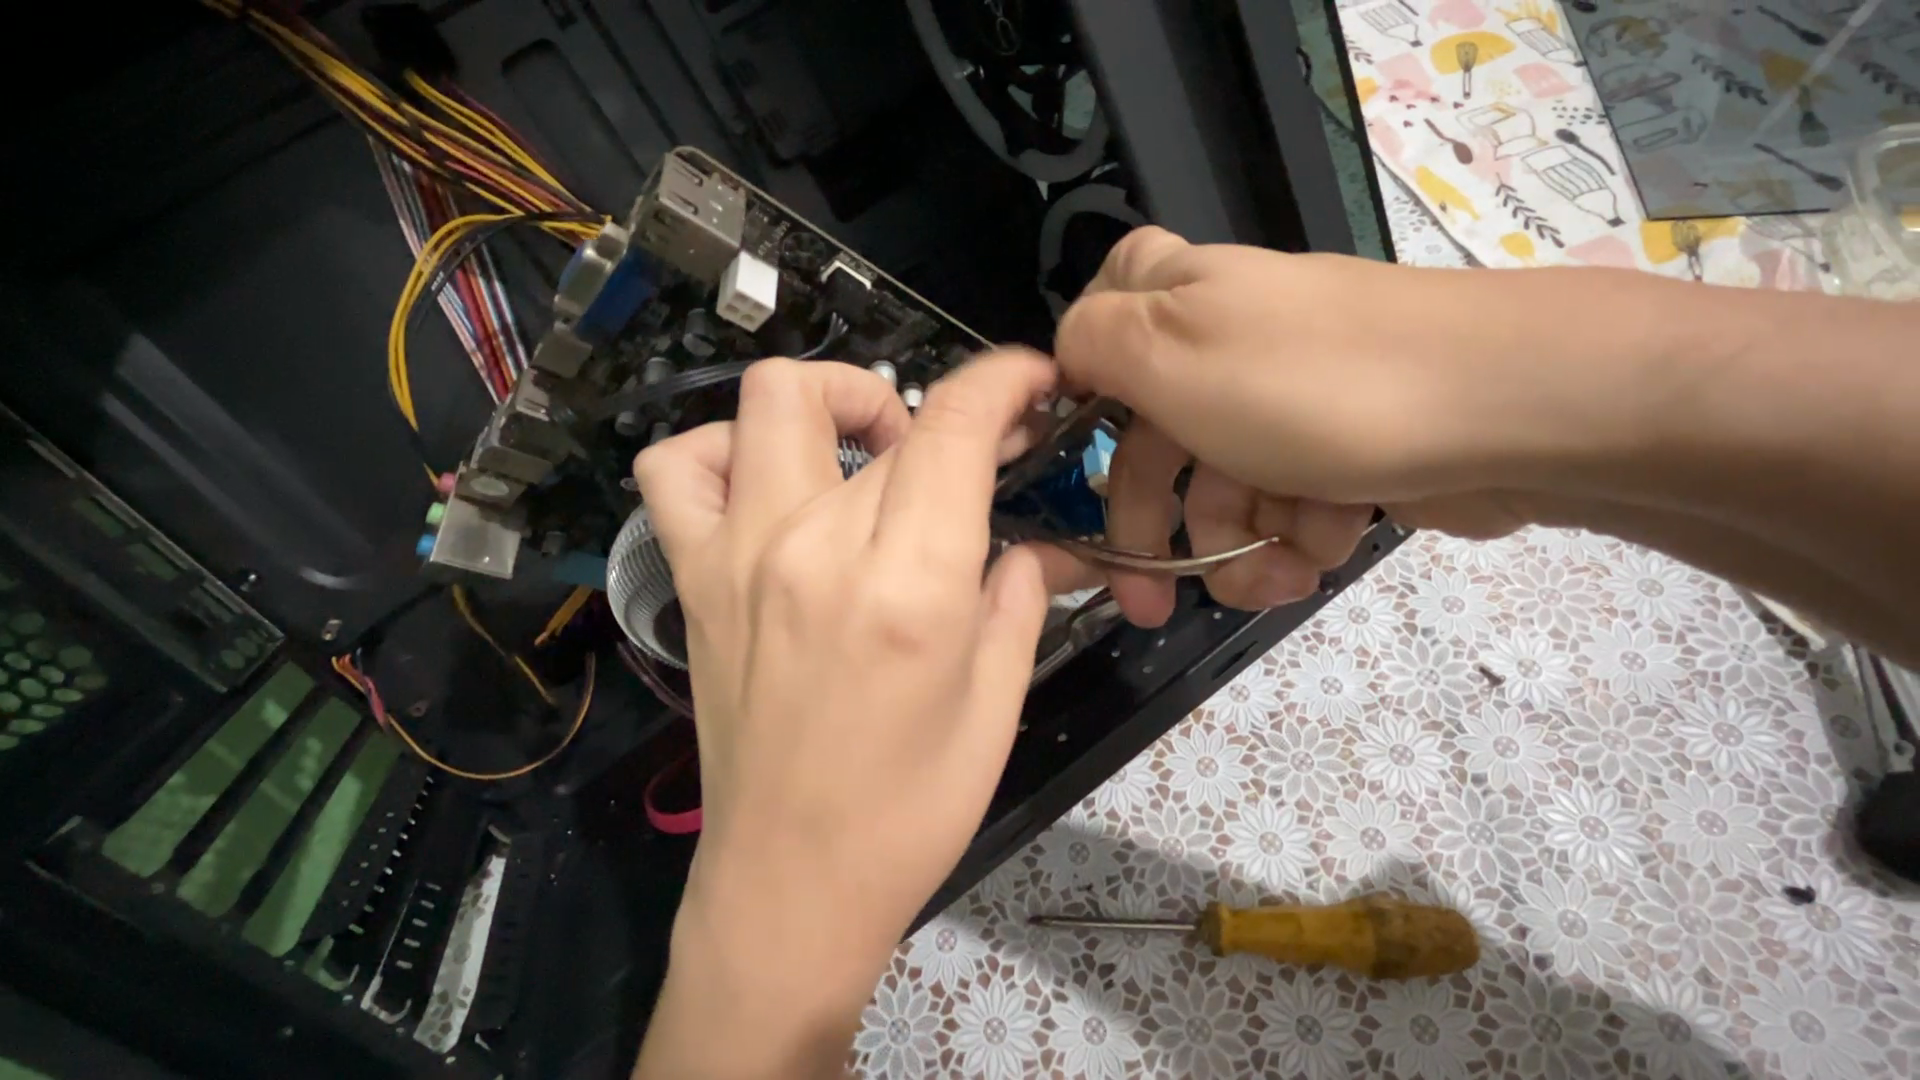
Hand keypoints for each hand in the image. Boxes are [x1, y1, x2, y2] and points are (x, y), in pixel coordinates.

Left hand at [631, 351, 1062, 1076]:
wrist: (790, 883)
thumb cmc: (911, 809)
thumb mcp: (995, 702)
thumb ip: (1019, 596)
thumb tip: (1036, 541)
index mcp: (909, 583)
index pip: (954, 427)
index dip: (1001, 379)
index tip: (1031, 379)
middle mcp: (816, 545)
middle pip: (886, 418)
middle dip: (944, 415)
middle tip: (969, 460)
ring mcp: (740, 553)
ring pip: (771, 401)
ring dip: (834, 402)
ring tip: (864, 455)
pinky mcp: (693, 578)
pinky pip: (677, 469)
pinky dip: (722, 448)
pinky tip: (767, 485)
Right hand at [1055, 226, 1602, 625]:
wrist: (1512, 408)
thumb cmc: (1310, 387)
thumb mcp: (1169, 354)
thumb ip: (1092, 340)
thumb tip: (1061, 351)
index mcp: (1177, 303)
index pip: (1099, 322)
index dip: (1082, 394)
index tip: (1077, 459)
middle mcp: (1227, 342)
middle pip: (1155, 441)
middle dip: (1156, 529)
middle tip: (1150, 605)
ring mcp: (1287, 398)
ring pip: (1223, 484)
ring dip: (1241, 545)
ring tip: (1279, 578)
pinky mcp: (1342, 445)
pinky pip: (1288, 499)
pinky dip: (1299, 534)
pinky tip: (1325, 548)